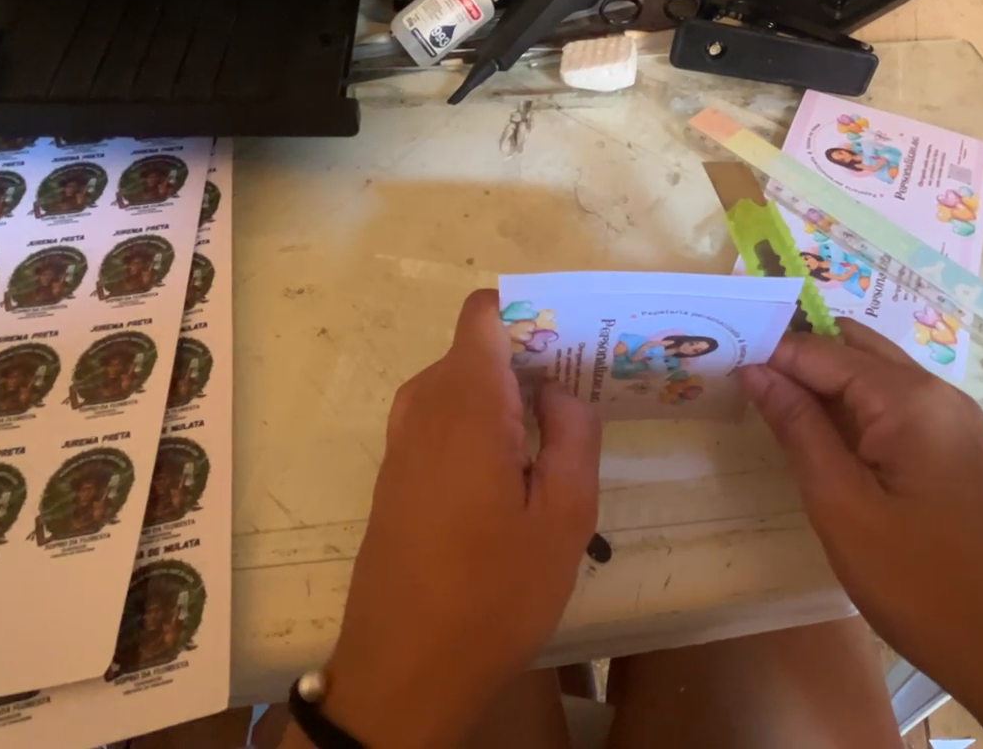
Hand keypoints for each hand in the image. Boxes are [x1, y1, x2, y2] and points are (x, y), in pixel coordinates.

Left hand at [307, 290, 602, 747]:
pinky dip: (482, 423)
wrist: (402, 670)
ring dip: (509, 397)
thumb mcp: (564, 516)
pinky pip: (444, 417)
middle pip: (480, 347)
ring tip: (557, 438)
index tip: (574, 343)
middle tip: (584, 398)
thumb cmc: (492, 592)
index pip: (486, 311)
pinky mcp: (398, 469)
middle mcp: (425, 404)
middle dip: (532, 359)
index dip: (531, 313)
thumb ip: (574, 433)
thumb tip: (560, 389)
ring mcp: (403, 437)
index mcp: (465, 400)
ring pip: (464, 383)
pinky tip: (515, 472)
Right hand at [739, 320, 982, 748]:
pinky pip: (895, 405)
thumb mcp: (841, 504)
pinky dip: (852, 405)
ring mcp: (956, 422)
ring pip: (875, 374)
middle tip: (744, 374)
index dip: (770, 351)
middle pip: (854, 346)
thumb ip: (797, 427)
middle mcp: (939, 395)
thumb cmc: (921, 583)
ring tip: (772, 402)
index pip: (823, 349)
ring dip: (824, 379)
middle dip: (797, 353)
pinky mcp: (959, 451)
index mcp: (911, 400)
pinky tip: (822, 433)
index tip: (722, 359)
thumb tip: (755, 369)